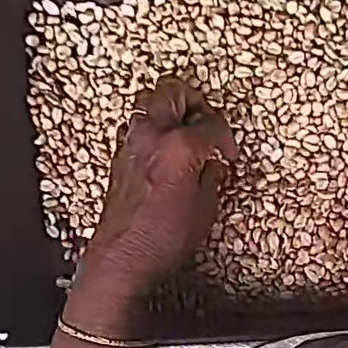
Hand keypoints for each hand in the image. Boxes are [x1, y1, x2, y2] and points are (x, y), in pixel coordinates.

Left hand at [79, 77, 238, 301]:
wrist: (124, 256)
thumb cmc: (164, 237)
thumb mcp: (205, 208)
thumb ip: (211, 178)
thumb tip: (212, 166)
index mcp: (180, 145)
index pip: (212, 124)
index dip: (226, 138)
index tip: (228, 152)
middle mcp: (152, 135)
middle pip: (173, 92)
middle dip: (195, 101)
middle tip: (207, 121)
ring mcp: (131, 143)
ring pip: (149, 103)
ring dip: (170, 111)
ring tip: (186, 132)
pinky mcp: (120, 157)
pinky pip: (138, 126)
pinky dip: (155, 129)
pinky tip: (167, 152)